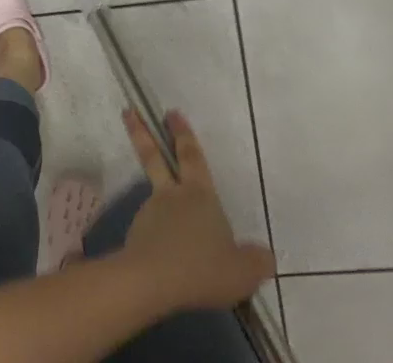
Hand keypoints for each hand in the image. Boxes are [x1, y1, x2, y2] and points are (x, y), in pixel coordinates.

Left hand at [117, 108, 274, 311]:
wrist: (153, 281)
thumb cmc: (204, 268)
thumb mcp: (245, 270)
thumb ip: (256, 260)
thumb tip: (263, 254)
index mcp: (199, 195)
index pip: (192, 156)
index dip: (183, 134)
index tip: (170, 112)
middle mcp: (171, 196)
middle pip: (154, 157)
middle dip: (141, 132)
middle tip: (129, 112)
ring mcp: (150, 212)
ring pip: (156, 201)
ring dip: (163, 207)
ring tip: (181, 245)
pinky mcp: (137, 234)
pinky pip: (153, 232)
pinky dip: (160, 239)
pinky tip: (171, 261)